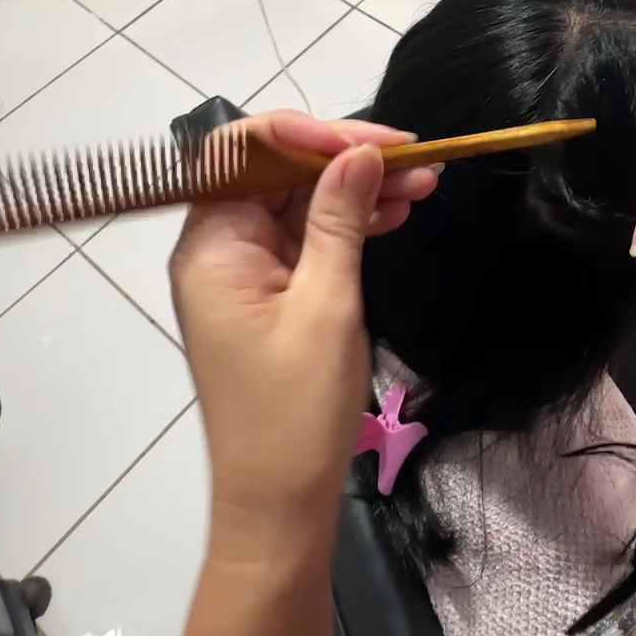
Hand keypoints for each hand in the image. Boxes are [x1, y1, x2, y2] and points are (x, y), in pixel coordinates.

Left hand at [169, 112, 438, 554]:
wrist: (280, 502)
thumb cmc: (296, 409)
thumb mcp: (326, 304)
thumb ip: (339, 219)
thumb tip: (360, 152)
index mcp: (212, 244)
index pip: (245, 153)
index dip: (307, 133)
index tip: (371, 141)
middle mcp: (220, 246)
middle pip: (278, 173)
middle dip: (346, 158)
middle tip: (415, 157)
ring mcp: (247, 269)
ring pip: (301, 203)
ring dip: (358, 189)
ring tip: (423, 180)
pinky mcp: (272, 290)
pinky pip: (310, 239)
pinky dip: (351, 223)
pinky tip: (396, 211)